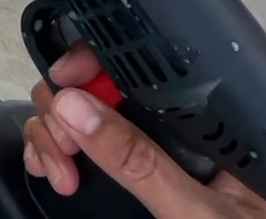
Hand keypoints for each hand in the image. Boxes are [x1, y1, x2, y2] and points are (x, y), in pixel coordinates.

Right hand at [23, 47, 265, 217]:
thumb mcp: (200, 218)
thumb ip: (141, 164)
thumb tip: (70, 102)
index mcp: (219, 130)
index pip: (149, 71)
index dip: (96, 62)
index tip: (62, 82)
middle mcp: (183, 131)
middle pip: (101, 88)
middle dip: (63, 110)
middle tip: (59, 148)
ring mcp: (154, 151)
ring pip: (78, 110)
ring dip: (50, 133)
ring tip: (53, 170)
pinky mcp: (132, 172)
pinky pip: (74, 139)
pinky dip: (49, 147)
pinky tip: (46, 167)